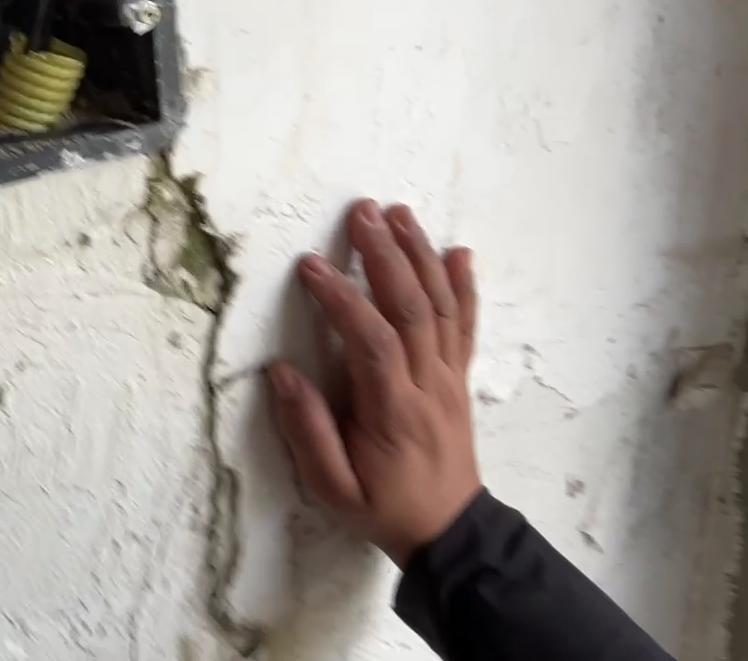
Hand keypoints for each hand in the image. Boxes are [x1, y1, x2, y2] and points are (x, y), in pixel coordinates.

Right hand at [266, 200, 482, 564]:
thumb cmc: (382, 505)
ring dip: (419, 255)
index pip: (372, 341)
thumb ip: (306, 430)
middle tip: (362, 212)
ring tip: (398, 214)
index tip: (311, 264)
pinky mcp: (457, 376)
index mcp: (393, 409)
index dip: (342, 298)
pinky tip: (457, 252)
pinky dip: (464, 285)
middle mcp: (428, 384)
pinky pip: (466, 324)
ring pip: (442, 307)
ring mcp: (449, 378)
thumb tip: (282, 372)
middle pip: (413, 309)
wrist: (451, 535)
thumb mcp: (331, 486)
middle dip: (386, 255)